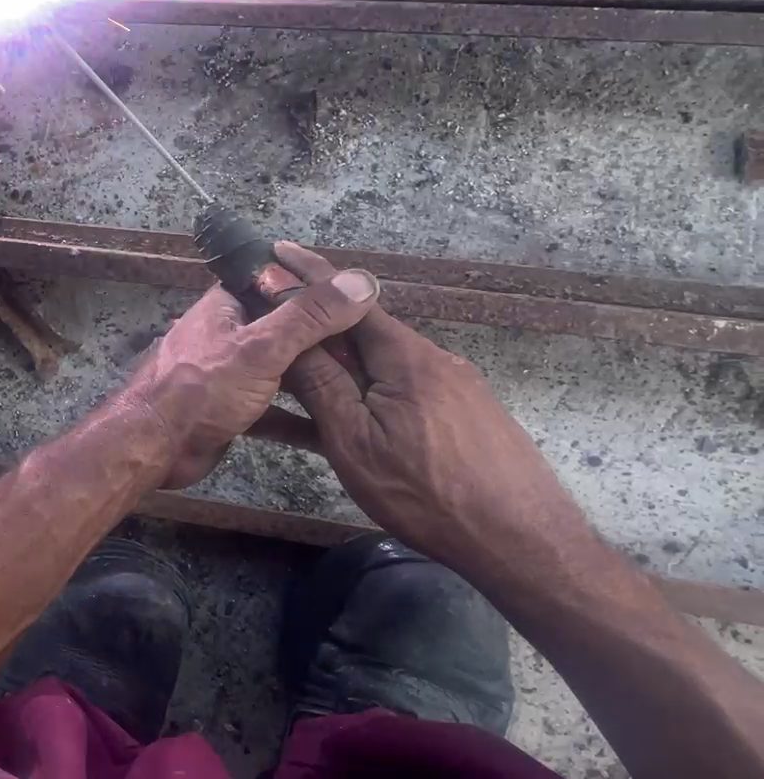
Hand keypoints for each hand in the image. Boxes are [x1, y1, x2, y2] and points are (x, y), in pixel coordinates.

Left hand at [118, 267, 379, 488]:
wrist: (157, 446)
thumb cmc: (201, 389)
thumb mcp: (260, 347)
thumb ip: (307, 317)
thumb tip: (358, 281)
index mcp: (221, 308)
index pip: (269, 282)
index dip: (309, 285)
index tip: (355, 293)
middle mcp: (222, 335)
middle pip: (279, 327)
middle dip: (320, 335)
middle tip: (370, 341)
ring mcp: (225, 373)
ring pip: (278, 368)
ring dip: (315, 374)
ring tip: (365, 378)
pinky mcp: (230, 408)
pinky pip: (272, 406)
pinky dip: (300, 414)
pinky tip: (339, 422)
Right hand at [275, 242, 592, 578]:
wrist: (527, 550)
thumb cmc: (427, 494)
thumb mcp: (353, 441)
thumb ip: (320, 383)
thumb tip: (290, 331)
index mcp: (407, 360)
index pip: (350, 300)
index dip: (310, 273)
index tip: (276, 250)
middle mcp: (436, 362)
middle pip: (364, 329)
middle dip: (318, 323)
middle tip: (272, 324)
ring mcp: (457, 389)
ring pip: (382, 361)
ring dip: (340, 359)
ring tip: (299, 374)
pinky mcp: (467, 415)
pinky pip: (402, 386)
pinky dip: (366, 384)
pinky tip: (348, 412)